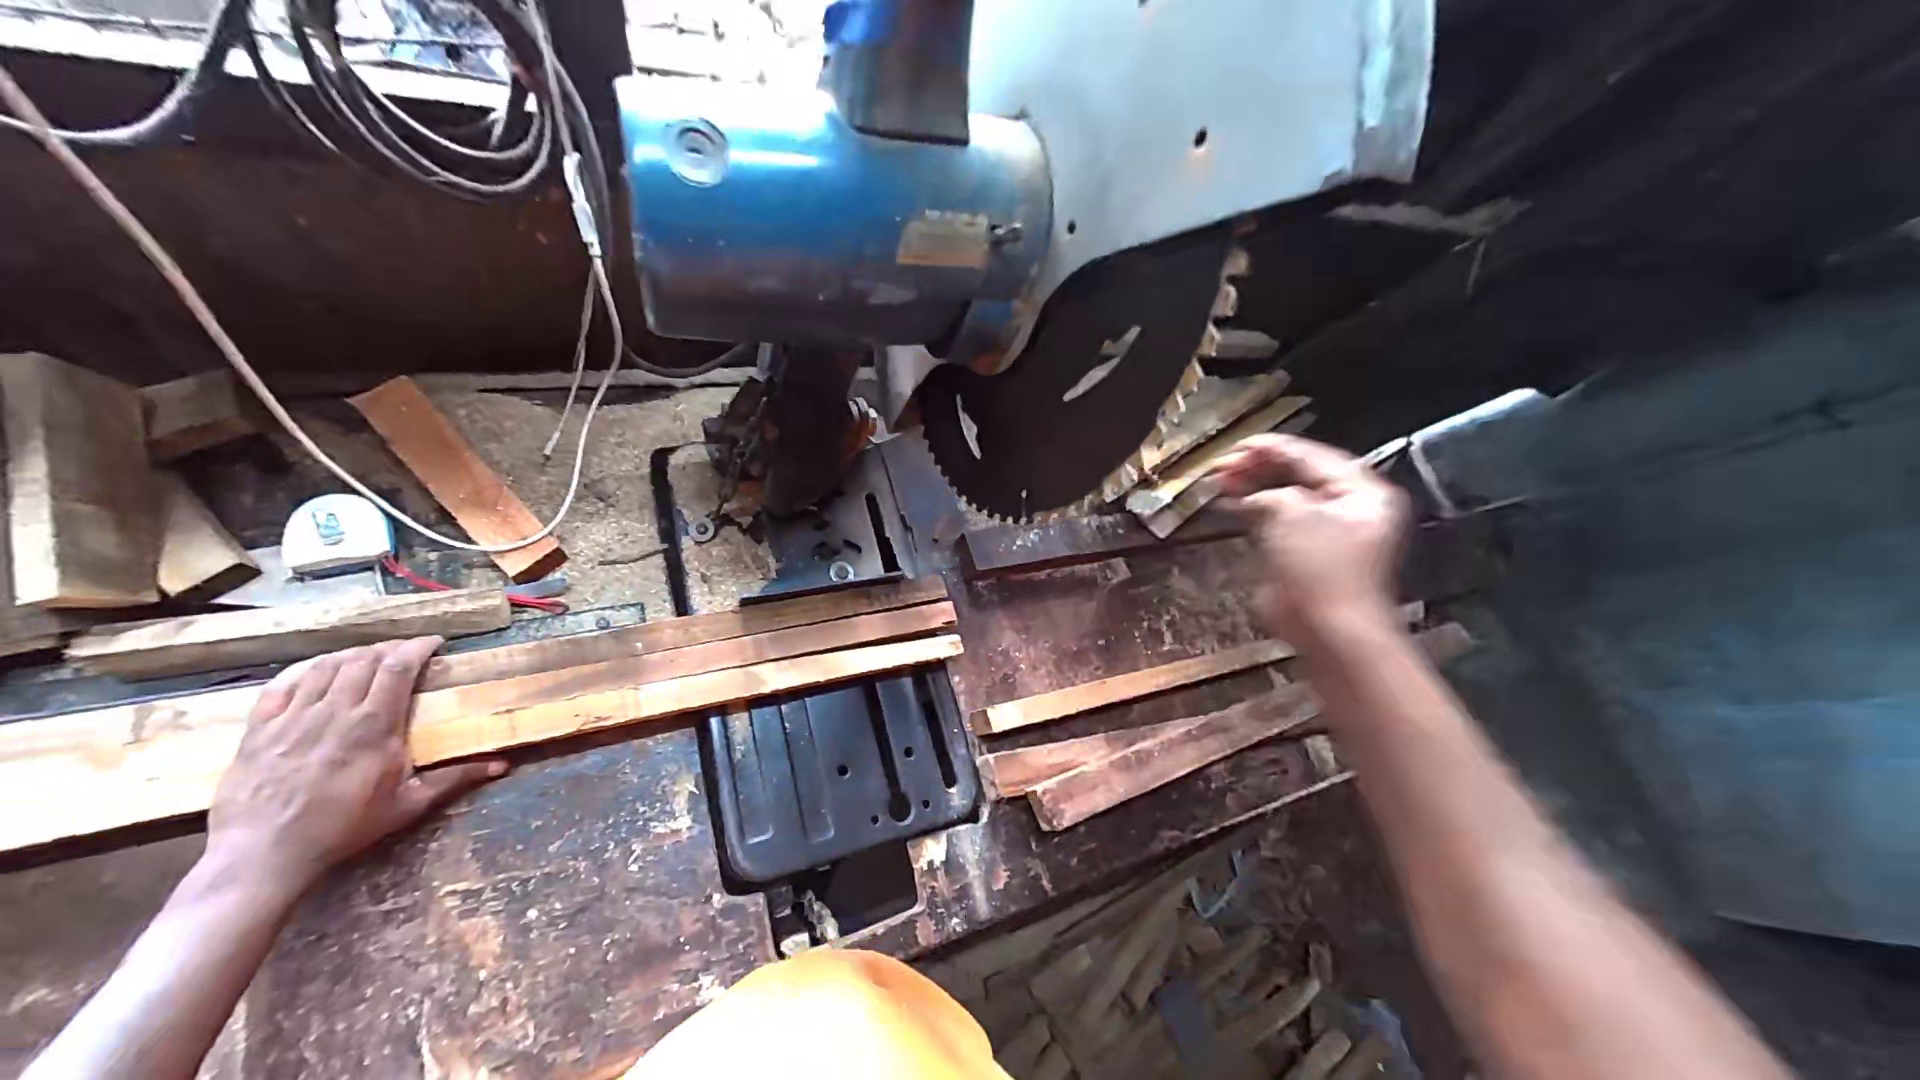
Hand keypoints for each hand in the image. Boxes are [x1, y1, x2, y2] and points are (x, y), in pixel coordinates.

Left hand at [206, 637, 506, 893]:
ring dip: (352, 654)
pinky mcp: (260, 729)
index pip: (399, 667)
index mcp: (375, 725)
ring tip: (368, 657)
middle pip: (364, 659)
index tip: (434, 643)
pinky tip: (317, 670)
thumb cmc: (344, 827)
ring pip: (326, 666)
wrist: (264, 854)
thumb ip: (455, 778)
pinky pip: (282, 685)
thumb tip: (502, 765)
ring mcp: (293, 718)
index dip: (418, 647)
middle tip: (406, 651)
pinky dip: (305, 670)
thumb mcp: (408, 803)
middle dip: (389, 648)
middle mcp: (335, 712)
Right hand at [1206, 434, 1407, 641]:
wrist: (1327, 628)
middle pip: (1299, 474)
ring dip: (1253, 486)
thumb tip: (1257, 495)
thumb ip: (1273, 493)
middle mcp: (1349, 507)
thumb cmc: (1321, 569)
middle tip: (1224, 465)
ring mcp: (1327, 531)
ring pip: (1286, 495)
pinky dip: (1255, 509)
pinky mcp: (1306, 552)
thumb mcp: (1293, 514)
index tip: (1240, 445)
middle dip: (1259, 467)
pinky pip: (1279, 520)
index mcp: (1361, 492)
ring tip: (1222, 480)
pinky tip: (1233, 503)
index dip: (1273, 448)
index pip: (1312, 456)